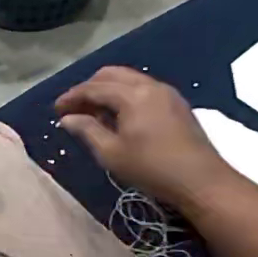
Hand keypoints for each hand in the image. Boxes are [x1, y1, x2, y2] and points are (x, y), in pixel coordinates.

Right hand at [55, 66, 244, 210]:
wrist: (201, 181)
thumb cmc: (151, 168)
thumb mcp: (110, 153)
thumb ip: (87, 130)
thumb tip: (67, 119)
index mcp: (132, 95)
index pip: (93, 88)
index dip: (71, 97)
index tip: (56, 110)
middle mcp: (150, 86)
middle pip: (111, 75)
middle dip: (88, 88)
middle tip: (74, 108)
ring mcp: (166, 93)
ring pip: (128, 79)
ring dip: (106, 90)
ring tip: (93, 113)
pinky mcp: (176, 104)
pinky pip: (142, 88)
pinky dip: (124, 95)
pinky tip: (117, 116)